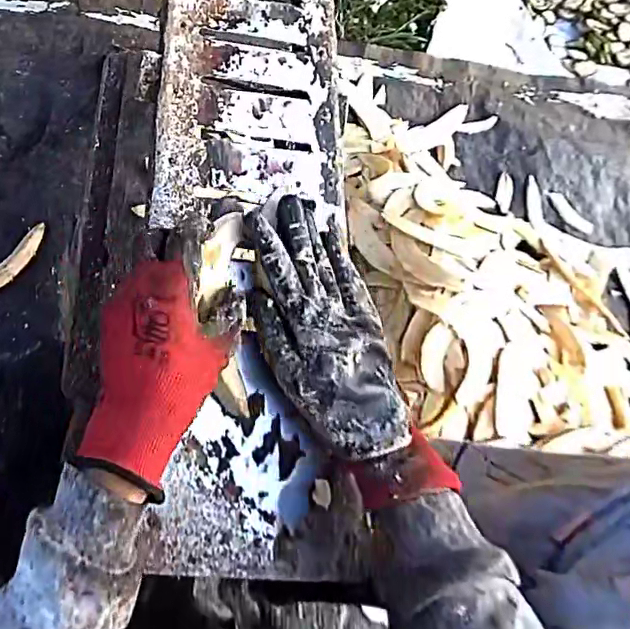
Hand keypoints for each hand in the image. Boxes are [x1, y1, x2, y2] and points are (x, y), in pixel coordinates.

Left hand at [73, 257, 237, 499]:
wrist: (135, 415)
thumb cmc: (174, 388)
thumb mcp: (211, 358)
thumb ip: (222, 328)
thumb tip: (231, 314)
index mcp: (169, 299)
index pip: (177, 263)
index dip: (187, 265)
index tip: (195, 272)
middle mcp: (141, 296)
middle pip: (152, 266)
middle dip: (166, 272)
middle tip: (180, 288)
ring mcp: (120, 307)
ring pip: (134, 279)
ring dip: (149, 285)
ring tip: (163, 304)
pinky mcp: (107, 320)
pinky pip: (123, 298)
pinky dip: (135, 301)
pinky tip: (146, 319)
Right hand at [249, 194, 408, 463]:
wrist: (375, 429)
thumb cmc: (322, 403)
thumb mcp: (286, 373)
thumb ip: (271, 332)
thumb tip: (257, 295)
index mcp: (302, 323)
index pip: (279, 273)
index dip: (266, 244)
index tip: (254, 218)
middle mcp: (326, 311)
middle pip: (306, 261)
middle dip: (292, 228)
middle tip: (284, 199)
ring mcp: (349, 312)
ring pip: (328, 266)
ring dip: (316, 236)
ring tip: (306, 209)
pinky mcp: (368, 319)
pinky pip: (352, 282)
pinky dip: (341, 258)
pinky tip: (333, 240)